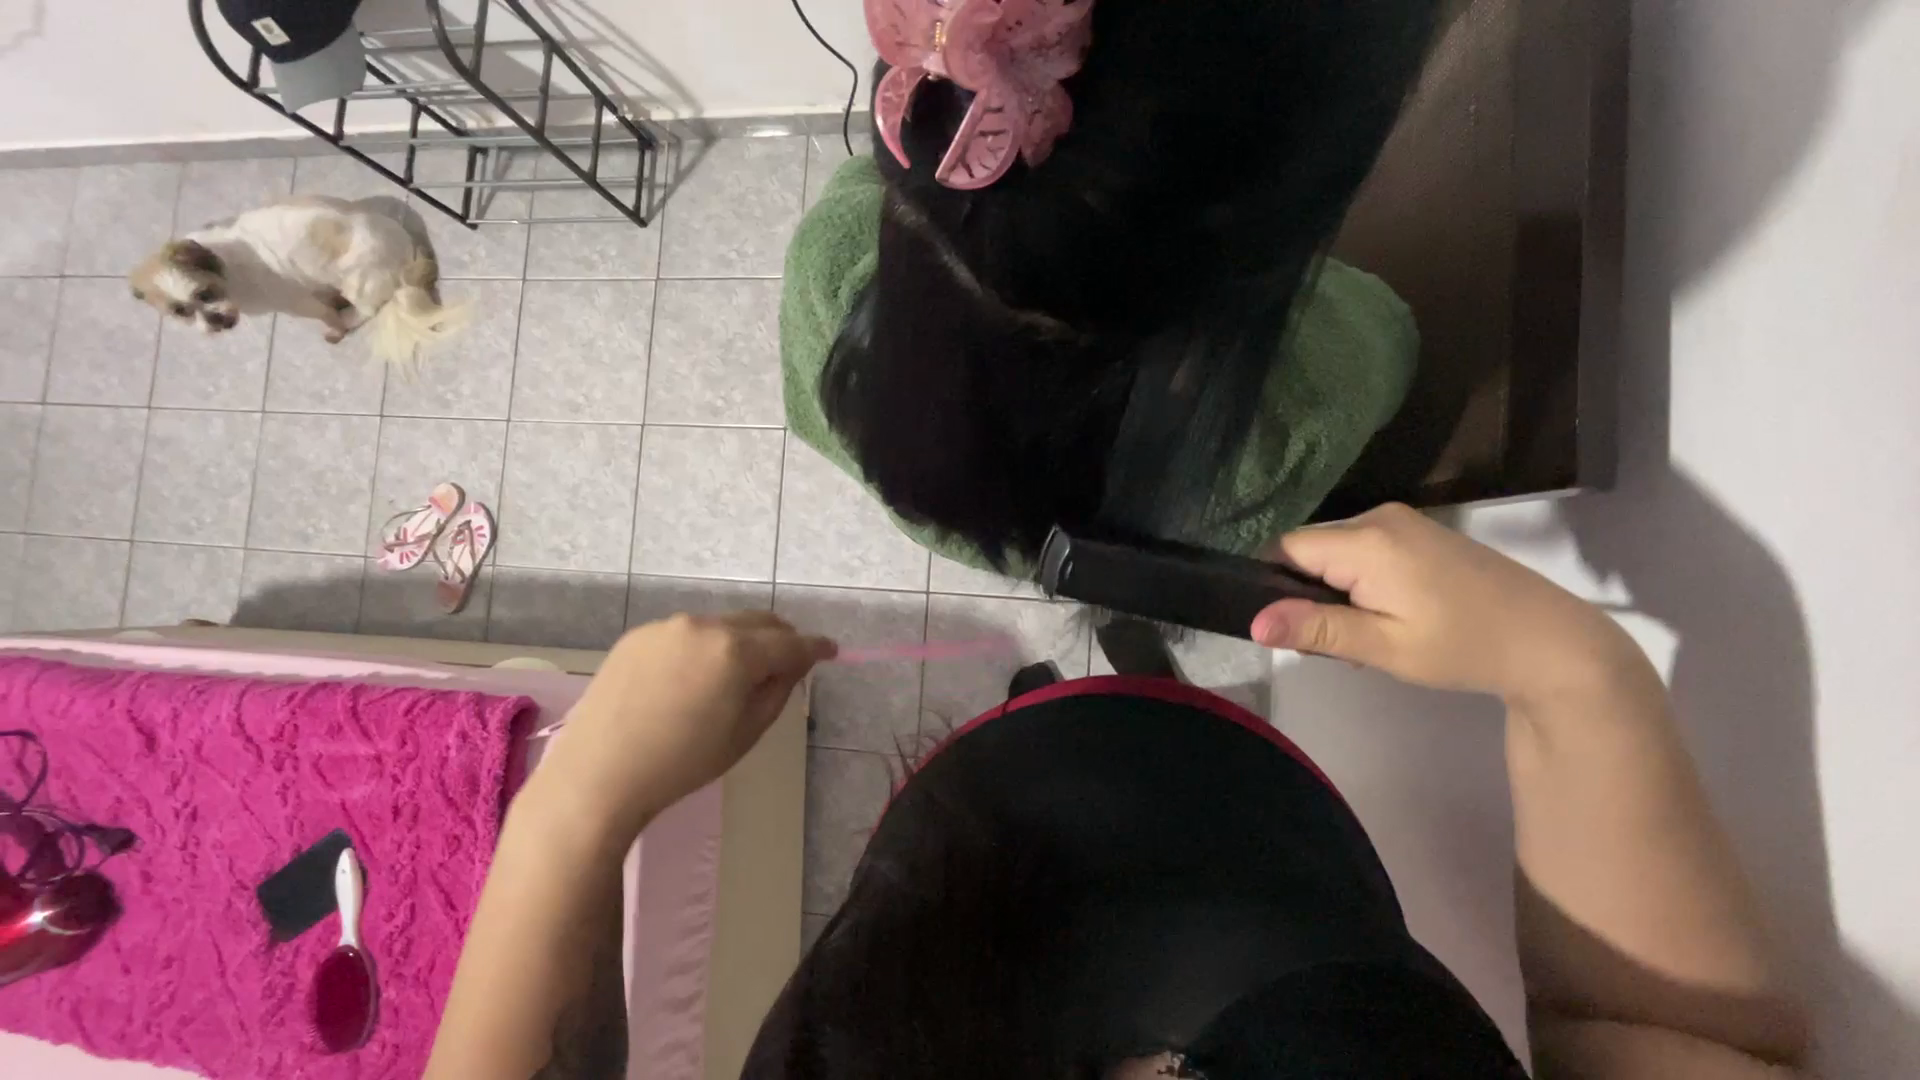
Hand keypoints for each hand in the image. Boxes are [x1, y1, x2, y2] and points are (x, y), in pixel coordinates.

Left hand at [534, 612, 835, 835]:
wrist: (598, 774)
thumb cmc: (682, 763)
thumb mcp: (746, 733)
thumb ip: (777, 691)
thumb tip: (789, 666)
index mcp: (736, 650)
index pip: (790, 642)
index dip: (815, 647)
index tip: (831, 650)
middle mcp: (705, 626)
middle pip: (758, 622)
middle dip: (781, 638)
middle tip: (790, 661)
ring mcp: (667, 627)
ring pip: (722, 625)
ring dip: (741, 641)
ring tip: (738, 675)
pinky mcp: (638, 636)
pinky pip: (687, 634)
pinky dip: (704, 647)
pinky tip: (694, 679)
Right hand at [1252, 504, 1650, 706]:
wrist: (1552, 641)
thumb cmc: (1464, 647)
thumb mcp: (1385, 647)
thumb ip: (1316, 628)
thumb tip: (1254, 622)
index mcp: (1366, 541)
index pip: (1285, 549)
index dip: (1274, 586)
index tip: (1292, 627)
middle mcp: (1378, 517)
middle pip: (1309, 549)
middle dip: (1307, 593)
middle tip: (1336, 643)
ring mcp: (1402, 521)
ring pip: (1334, 551)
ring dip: (1333, 590)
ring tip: (1366, 636)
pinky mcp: (1417, 532)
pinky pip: (1362, 549)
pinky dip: (1358, 581)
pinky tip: (1386, 616)